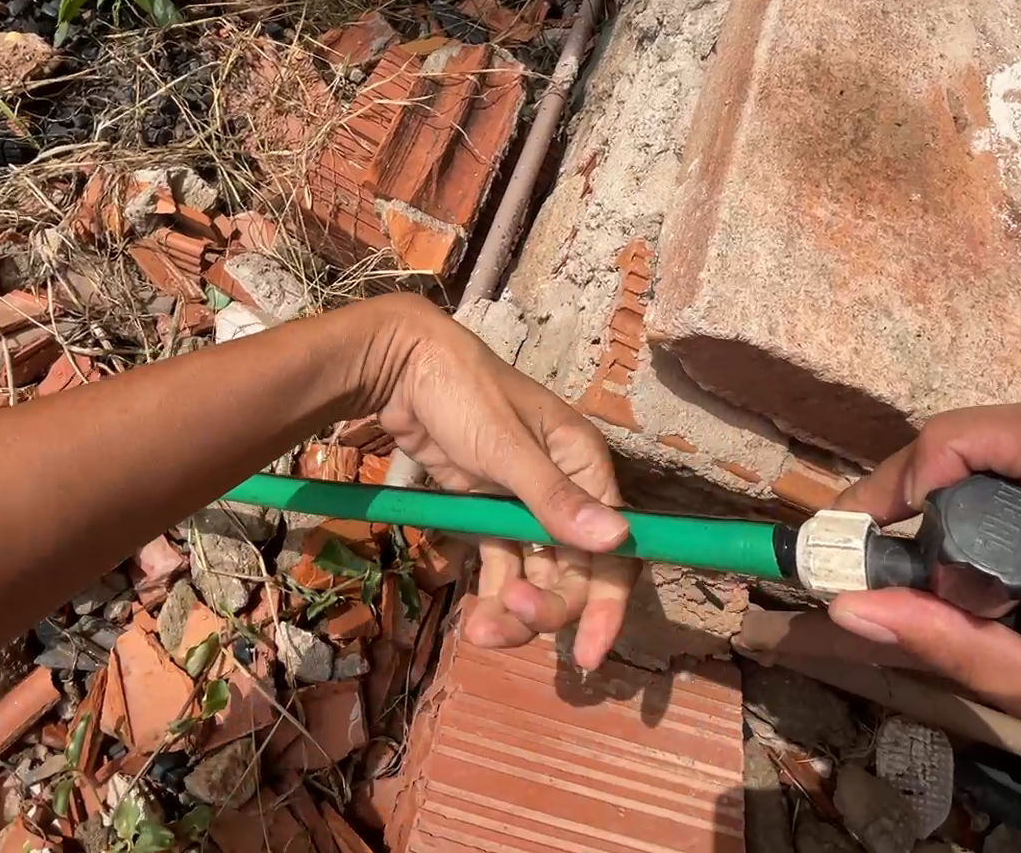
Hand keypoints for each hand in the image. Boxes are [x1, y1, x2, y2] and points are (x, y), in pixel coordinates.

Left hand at [357, 295, 636, 669]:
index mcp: (582, 463)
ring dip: (515, 607)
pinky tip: (474, 617)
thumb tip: (618, 539)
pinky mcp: (488, 512)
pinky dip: (494, 592)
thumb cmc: (462, 392)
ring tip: (478, 631)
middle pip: (574, 567)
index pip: (611, 544)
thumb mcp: (505, 445)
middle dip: (546, 603)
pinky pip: (502, 563)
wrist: (402, 367)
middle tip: (508, 618)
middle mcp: (562, 487)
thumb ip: (554, 497)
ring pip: (535, 572)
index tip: (586, 653)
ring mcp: (523, 502)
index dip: (605, 601)